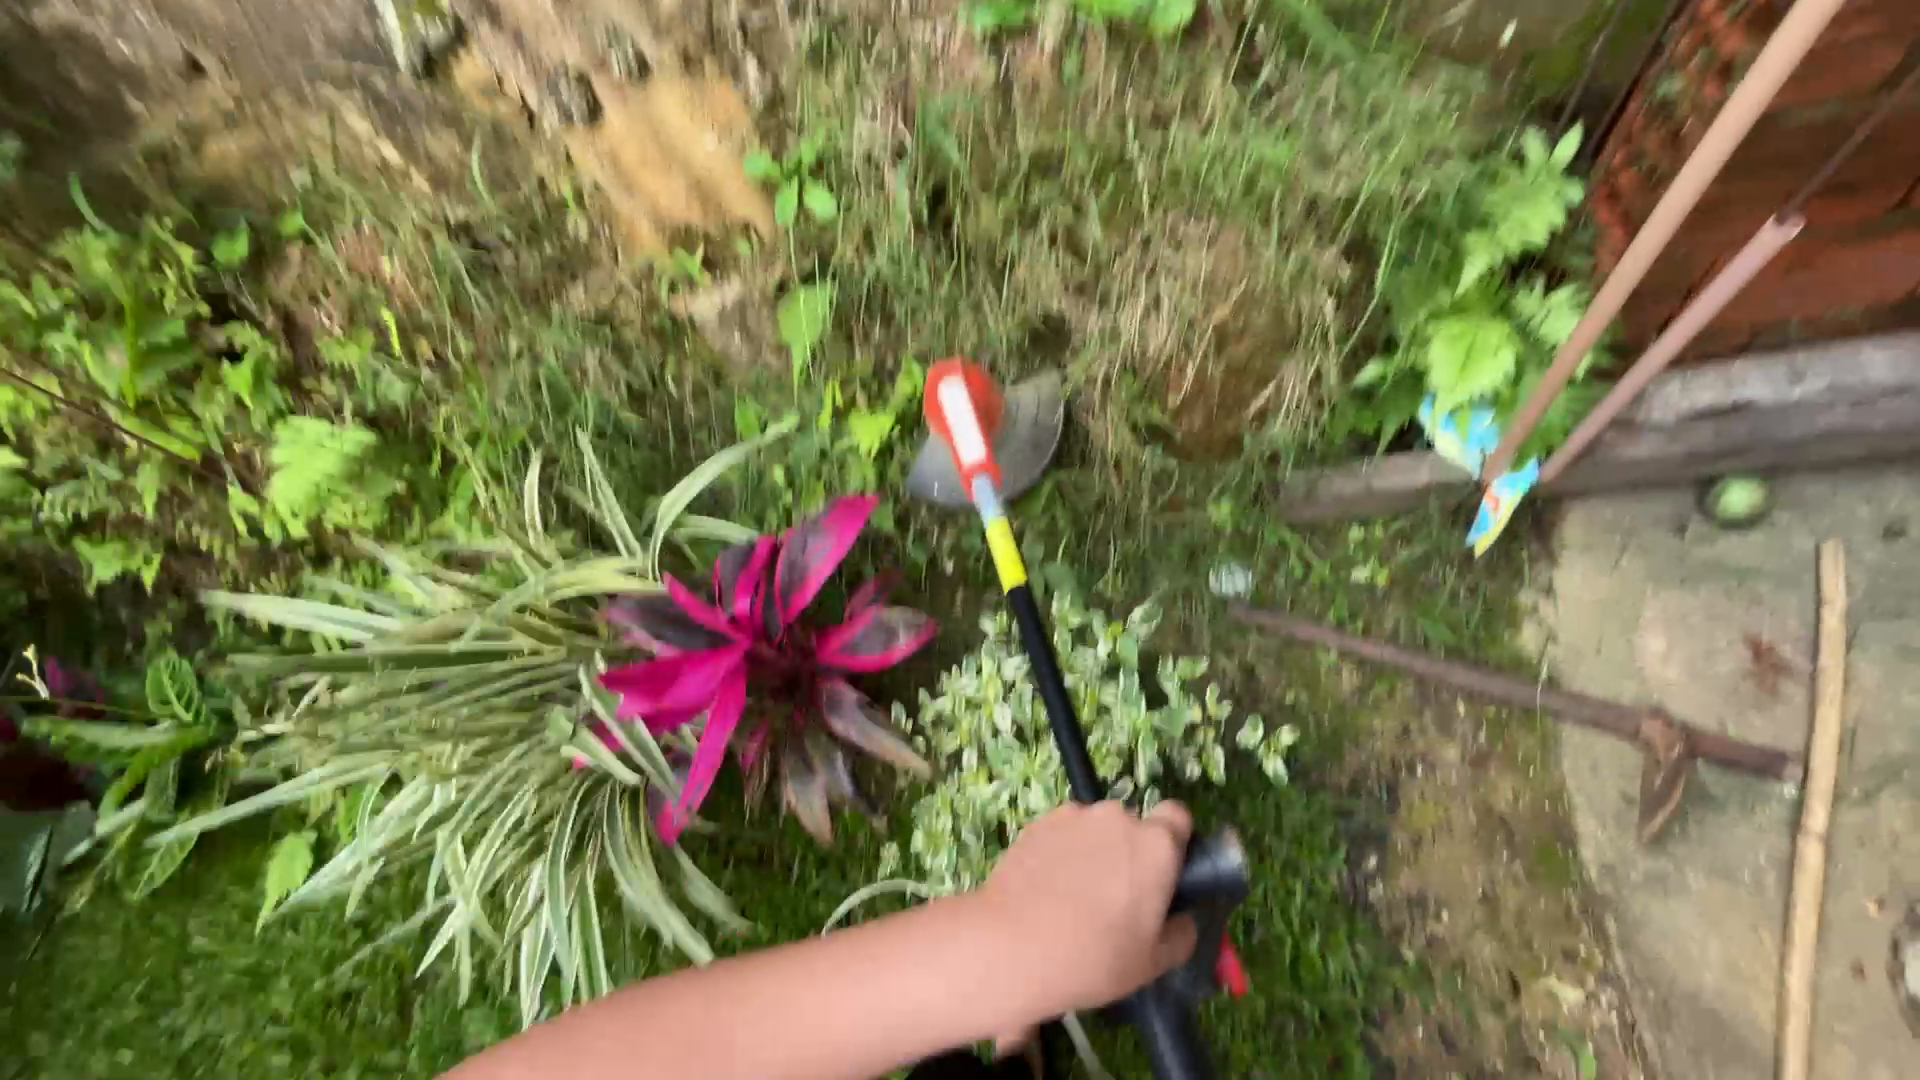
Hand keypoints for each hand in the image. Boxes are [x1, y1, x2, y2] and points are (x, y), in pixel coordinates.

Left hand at [974, 800, 1198, 1019]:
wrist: (1013, 945)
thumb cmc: (1094, 957)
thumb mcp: (1154, 963)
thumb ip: (1180, 934)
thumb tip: (1181, 918)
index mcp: (1155, 845)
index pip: (1178, 817)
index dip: (1174, 841)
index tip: (1164, 872)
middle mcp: (1117, 818)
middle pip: (1133, 826)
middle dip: (1129, 852)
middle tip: (1117, 897)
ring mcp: (1073, 815)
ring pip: (1095, 829)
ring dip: (1094, 850)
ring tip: (1075, 895)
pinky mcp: (1038, 822)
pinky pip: (1063, 832)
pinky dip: (1061, 851)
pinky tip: (1047, 887)